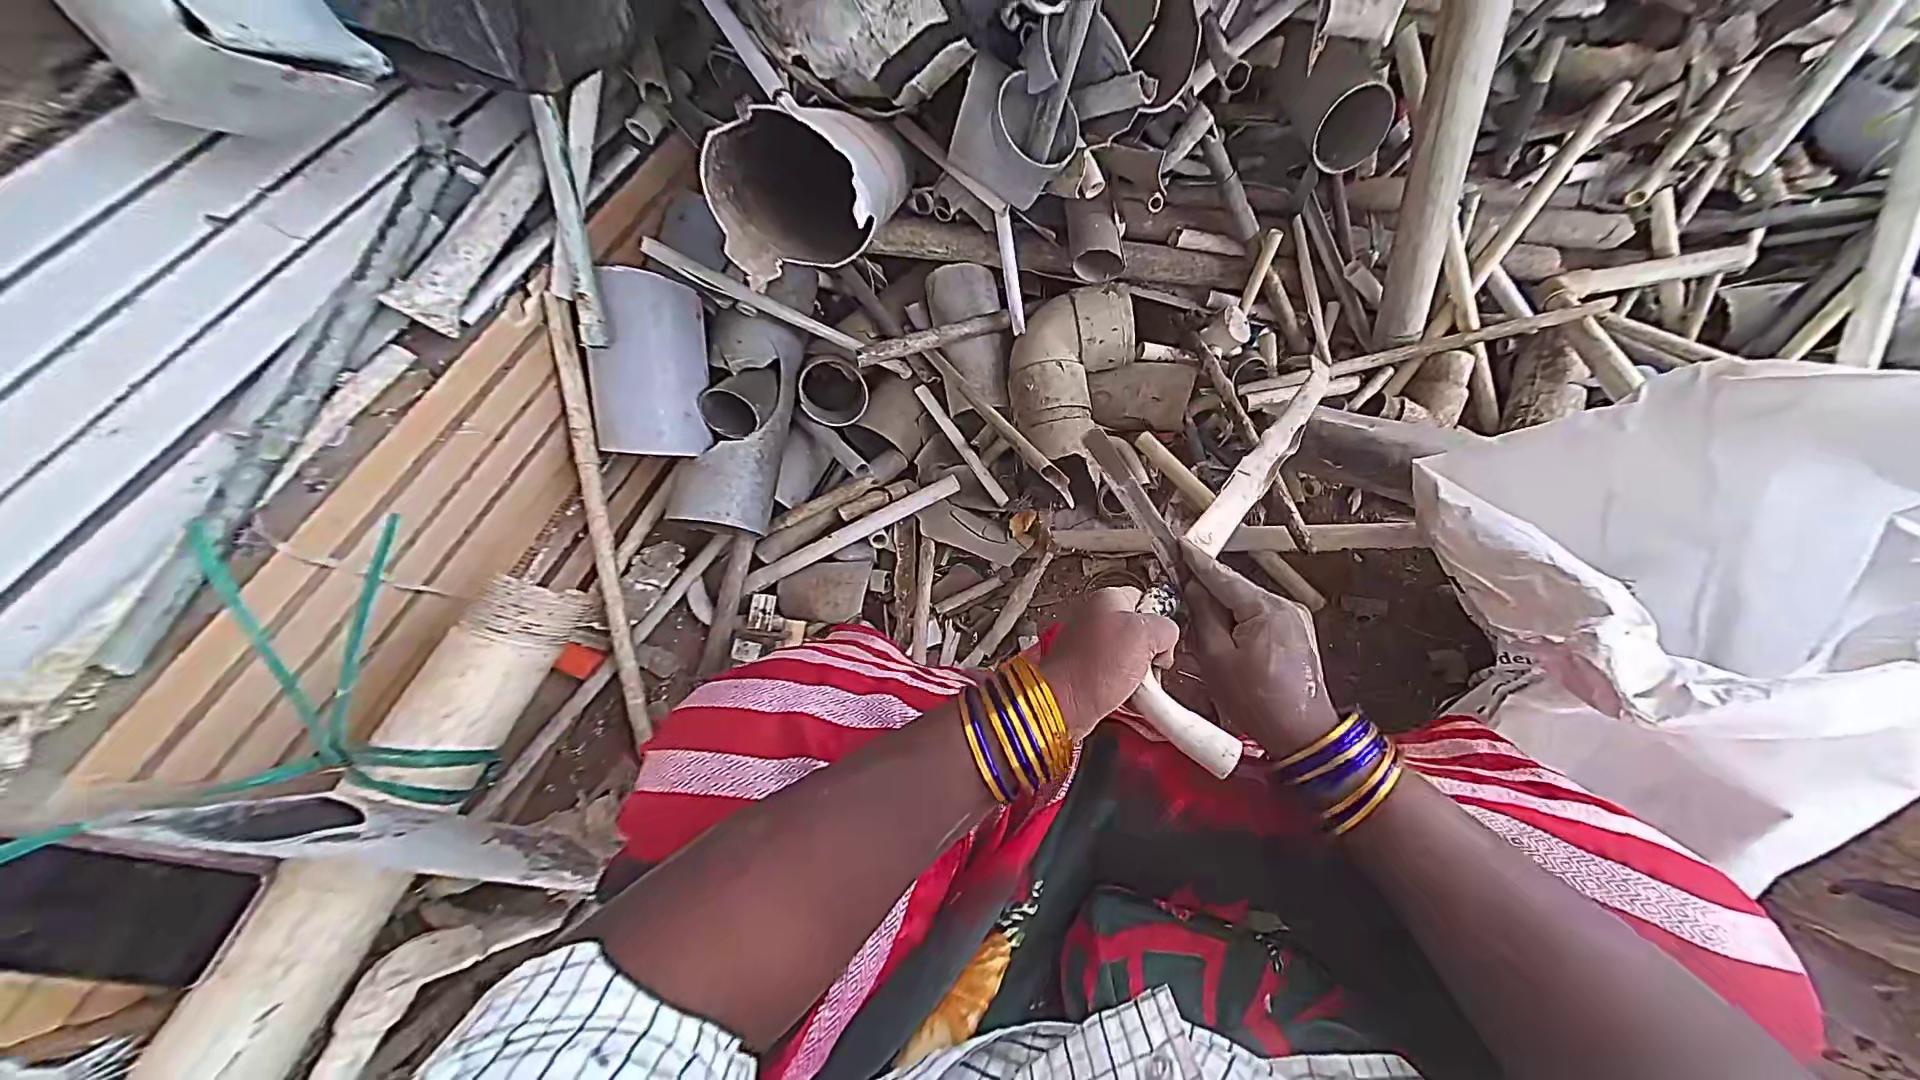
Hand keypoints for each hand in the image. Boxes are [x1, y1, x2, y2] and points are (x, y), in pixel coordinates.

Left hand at [1033, 586, 1178, 738]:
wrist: (1064, 704)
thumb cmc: (1095, 666)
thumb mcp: (1146, 635)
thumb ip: (1165, 628)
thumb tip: (1166, 641)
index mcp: (1106, 599)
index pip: (1145, 599)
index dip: (1158, 620)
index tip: (1161, 639)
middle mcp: (1093, 618)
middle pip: (1139, 631)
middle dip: (1150, 651)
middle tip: (1149, 664)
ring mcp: (1088, 645)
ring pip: (1130, 657)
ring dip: (1139, 673)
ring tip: (1136, 683)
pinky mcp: (1085, 671)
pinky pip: (1117, 676)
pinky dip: (1125, 686)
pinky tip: (1125, 694)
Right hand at [1180, 540, 1340, 756]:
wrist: (1300, 733)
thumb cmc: (1260, 702)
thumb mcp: (1216, 657)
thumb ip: (1203, 615)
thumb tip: (1194, 590)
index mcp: (1266, 609)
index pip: (1223, 576)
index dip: (1197, 562)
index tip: (1182, 547)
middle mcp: (1285, 607)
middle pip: (1235, 589)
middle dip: (1207, 592)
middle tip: (1180, 593)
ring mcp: (1293, 619)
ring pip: (1245, 603)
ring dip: (1222, 610)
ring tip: (1202, 629)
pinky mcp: (1294, 633)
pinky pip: (1258, 617)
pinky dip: (1238, 621)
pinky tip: (1224, 638)